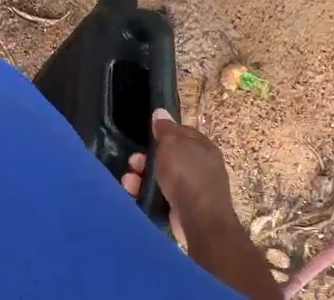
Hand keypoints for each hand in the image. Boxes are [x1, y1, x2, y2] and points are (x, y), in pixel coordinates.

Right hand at [121, 109, 237, 245]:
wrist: (200, 221)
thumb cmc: (187, 174)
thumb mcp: (173, 143)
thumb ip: (165, 128)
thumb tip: (160, 112)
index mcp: (204, 148)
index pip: (182, 133)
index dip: (163, 132)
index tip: (147, 135)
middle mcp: (202, 168)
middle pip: (168, 156)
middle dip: (147, 158)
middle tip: (134, 161)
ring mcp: (194, 190)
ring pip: (161, 176)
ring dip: (141, 176)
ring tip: (129, 181)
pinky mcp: (184, 209)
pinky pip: (160, 195)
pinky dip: (146, 193)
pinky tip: (134, 192)